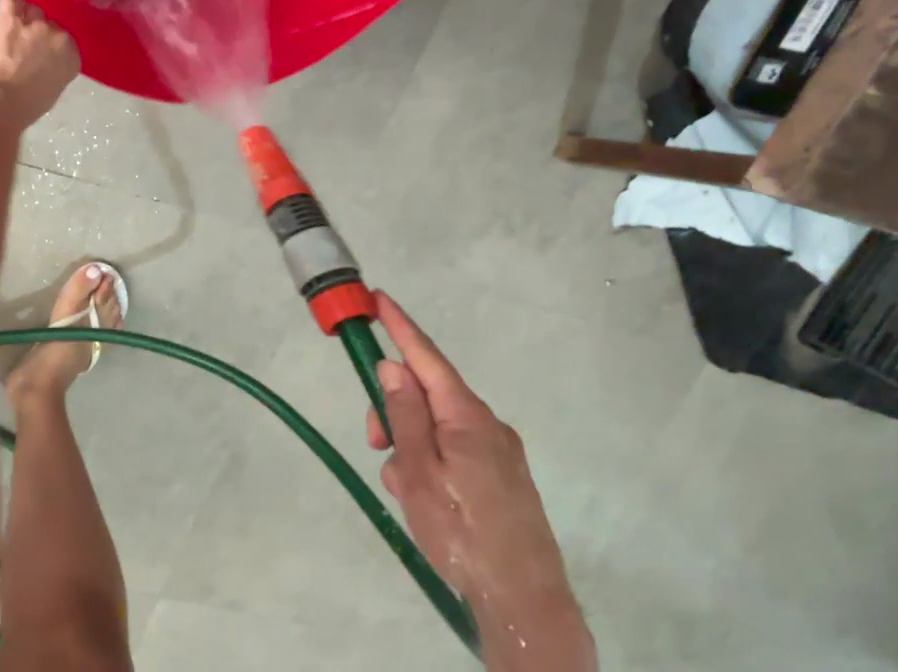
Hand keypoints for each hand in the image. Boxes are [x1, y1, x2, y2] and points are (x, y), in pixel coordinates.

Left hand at [0, 0, 78, 130]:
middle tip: (26, 44)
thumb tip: (46, 63)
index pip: (66, 41)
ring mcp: (34, 24)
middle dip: (39, 32)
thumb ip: (54, 70)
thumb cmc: (24, 106)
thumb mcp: (51, 90)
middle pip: (50, 24)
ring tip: (15, 26)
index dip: (51, 45)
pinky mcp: (10, 18)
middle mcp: (58, 35)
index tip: (43, 52)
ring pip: (33, 11)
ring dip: (25, 18)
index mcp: (71, 56)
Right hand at [366, 292, 595, 669]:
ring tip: (402, 489)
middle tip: (374, 444)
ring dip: (408, 444)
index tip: (379, 298)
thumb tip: (393, 366)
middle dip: (393, 408)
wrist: (523, 600)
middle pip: (428, 394)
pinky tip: (421, 498)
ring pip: (437, 427)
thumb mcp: (417, 472)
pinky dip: (428, 462)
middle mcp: (488, 425)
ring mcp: (499, 452)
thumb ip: (403, 415)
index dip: (401, 327)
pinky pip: (453, 451)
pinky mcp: (502, 478)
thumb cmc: (462, 531)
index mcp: (467, 417)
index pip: (427, 358)